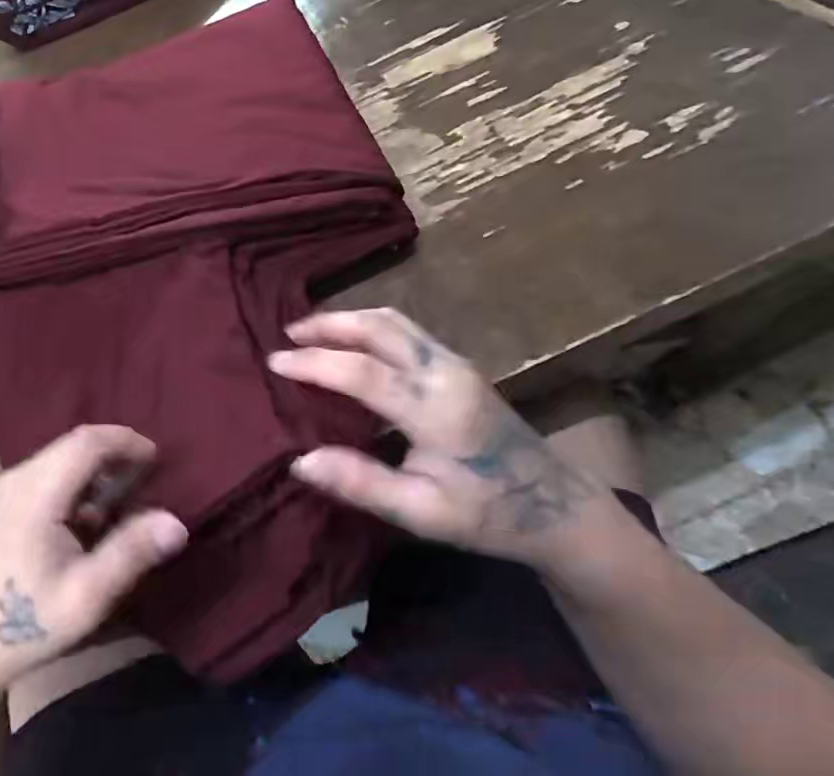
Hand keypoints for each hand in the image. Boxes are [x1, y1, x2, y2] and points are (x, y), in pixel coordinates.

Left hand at [0, 426, 187, 705]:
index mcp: (36, 491)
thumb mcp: (88, 594)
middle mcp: (17, 478)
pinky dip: (75, 483)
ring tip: (124, 501)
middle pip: (72, 445)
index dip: (125, 441)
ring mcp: (5, 489)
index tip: (157, 458)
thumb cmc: (28, 622)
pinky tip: (88, 520)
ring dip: (95, 470)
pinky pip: (46, 474)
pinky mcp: (1, 504)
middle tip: (148, 478)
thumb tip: (177, 522)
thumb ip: (131, 551)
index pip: (86, 442)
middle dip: (113, 454)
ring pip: (59, 458)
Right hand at [269, 309, 616, 568]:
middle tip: (286, 336)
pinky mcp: (458, 364)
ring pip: (392, 320)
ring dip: (346, 319)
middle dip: (327, 325)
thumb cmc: (487, 515)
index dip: (313, 363)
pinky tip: (349, 339)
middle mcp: (446, 372)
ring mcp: (455, 362)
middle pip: (378, 327)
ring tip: (308, 331)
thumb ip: (361, 483)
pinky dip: (367, 325)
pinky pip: (404, 328)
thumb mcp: (422, 513)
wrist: (559, 508)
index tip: (274, 363)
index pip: (361, 371)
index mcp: (436, 410)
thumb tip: (299, 460)